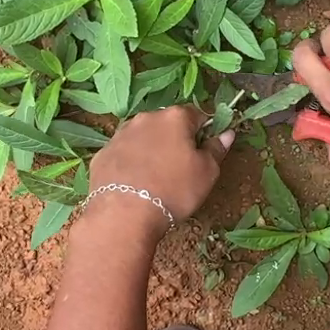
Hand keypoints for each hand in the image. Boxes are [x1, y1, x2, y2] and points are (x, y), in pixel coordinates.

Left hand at [87, 106, 231, 228]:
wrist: (123, 215)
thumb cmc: (174, 191)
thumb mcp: (207, 173)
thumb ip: (216, 149)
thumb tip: (227, 133)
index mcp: (175, 117)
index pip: (197, 115)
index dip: (204, 132)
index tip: (204, 152)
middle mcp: (145, 118)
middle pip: (167, 124)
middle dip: (175, 140)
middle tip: (181, 168)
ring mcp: (120, 135)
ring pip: (143, 137)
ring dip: (151, 150)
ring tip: (156, 179)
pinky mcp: (102, 154)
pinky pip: (123, 154)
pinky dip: (131, 164)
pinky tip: (135, 185)